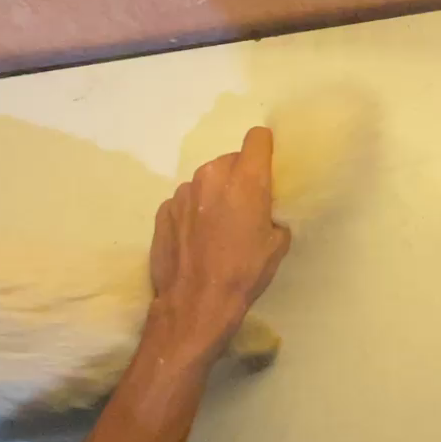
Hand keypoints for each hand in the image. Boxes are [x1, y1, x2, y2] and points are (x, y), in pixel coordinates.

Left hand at [147, 126, 292, 359]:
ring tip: (217, 230)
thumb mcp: (277, 245)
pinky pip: (186, 201)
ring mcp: (183, 191)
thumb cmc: (244, 274)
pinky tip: (196, 241)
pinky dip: (193, 213)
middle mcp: (212, 175)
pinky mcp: (163, 210)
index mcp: (246, 179)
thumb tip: (266, 210)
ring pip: (207, 181)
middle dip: (239, 178)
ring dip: (214, 196)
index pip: (257, 138)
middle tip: (244, 210)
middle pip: (231, 161)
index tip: (267, 170)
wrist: (196, 303)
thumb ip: (274, 214)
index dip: (265, 151)